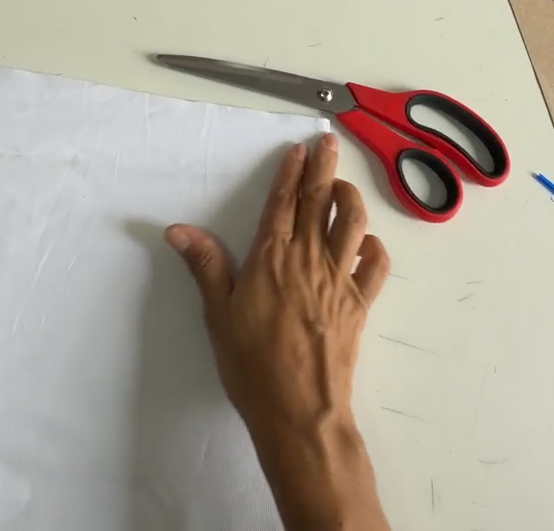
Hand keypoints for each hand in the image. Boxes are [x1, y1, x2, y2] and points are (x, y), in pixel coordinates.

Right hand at [167, 134, 391, 530]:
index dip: (291, 172)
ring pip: (353, 223)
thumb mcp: (218, 313)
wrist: (299, 410)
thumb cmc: (251, 362)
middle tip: (329, 142)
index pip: (283, 202)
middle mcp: (309, 258)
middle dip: (325, 167)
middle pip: (320, 201)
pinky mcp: (360, 302)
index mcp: (273, 256)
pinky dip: (374, 247)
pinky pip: (376, 265)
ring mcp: (339, 279)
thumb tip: (177, 229)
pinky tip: (366, 243)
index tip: (299, 148)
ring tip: (344, 187)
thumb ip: (206, 265)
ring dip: (351, 198)